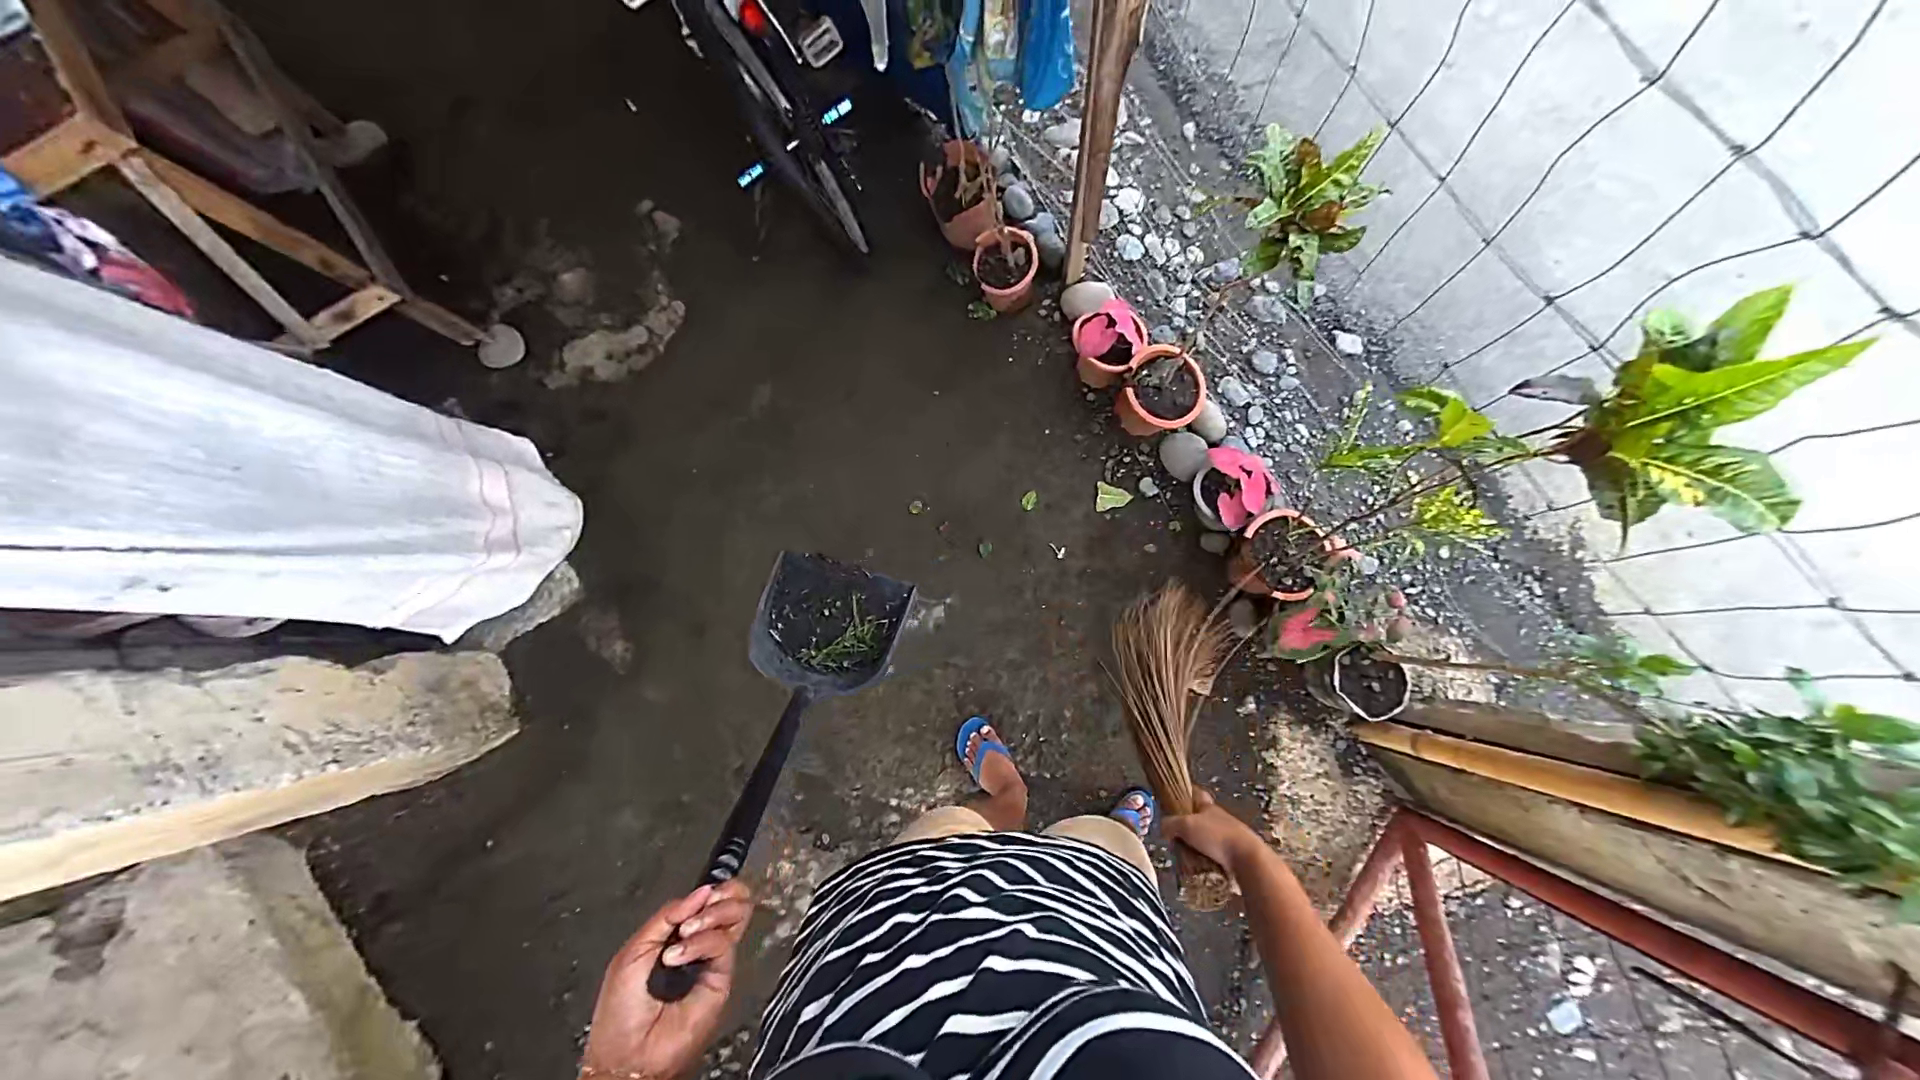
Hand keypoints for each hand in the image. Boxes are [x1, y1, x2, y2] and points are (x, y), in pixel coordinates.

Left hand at [580, 880, 753, 1079]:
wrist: (624, 1056)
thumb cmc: (620, 1014)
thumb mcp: (633, 951)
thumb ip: (666, 916)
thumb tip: (702, 891)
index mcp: (679, 934)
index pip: (711, 899)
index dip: (713, 888)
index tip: (705, 890)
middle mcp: (701, 944)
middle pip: (734, 902)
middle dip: (723, 894)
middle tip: (704, 905)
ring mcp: (713, 960)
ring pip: (737, 916)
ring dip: (713, 914)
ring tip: (687, 929)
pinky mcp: (721, 978)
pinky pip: (723, 944)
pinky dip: (701, 941)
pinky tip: (678, 954)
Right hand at [1162, 791, 1265, 878]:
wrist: (1249, 861)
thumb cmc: (1217, 837)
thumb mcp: (1186, 825)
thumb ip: (1170, 824)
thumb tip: (1163, 828)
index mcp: (1208, 806)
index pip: (1195, 794)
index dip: (1185, 795)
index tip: (1175, 801)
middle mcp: (1219, 819)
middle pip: (1196, 820)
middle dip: (1185, 831)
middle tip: (1176, 841)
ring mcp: (1228, 837)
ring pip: (1203, 841)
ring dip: (1194, 849)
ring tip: (1188, 860)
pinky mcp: (1233, 856)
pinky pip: (1212, 857)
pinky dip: (1204, 862)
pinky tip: (1200, 869)